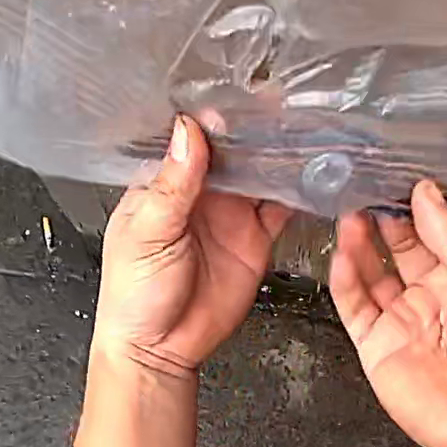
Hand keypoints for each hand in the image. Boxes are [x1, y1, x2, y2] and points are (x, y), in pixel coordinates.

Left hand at [92, 116, 290, 378]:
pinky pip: (279, 209)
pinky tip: (311, 174)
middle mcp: (199, 193)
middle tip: (284, 104)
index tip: (240, 97)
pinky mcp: (253, 241)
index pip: (191, 138)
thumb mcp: (147, 234)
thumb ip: (173, 186)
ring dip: (280, 154)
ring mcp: (229, 215)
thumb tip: (189, 130)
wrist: (160, 350)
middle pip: (232, 149)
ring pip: (260, 173)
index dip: (214, 117)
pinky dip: (297, 191)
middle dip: (256, 128)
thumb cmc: (135, 294)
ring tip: (305, 130)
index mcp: (163, 184)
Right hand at [330, 180, 446, 446]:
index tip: (404, 181)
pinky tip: (342, 254)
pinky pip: (354, 307)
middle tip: (369, 191)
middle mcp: (437, 299)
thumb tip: (428, 197)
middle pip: (401, 250)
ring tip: (351, 214)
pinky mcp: (377, 347)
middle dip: (386, 221)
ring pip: (372, 274)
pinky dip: (344, 280)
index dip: (422, 208)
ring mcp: (405, 323)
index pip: (440, 234)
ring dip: (360, 244)